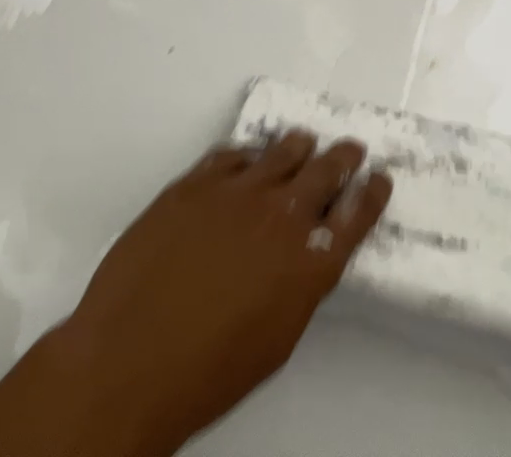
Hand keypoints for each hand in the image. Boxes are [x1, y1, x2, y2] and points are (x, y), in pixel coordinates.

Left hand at [0, 130, 392, 456]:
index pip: (357, 215)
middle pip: (324, 171)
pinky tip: (247, 156)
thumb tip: (299, 260)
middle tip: (350, 149)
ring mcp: (235, 194)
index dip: (372, 194)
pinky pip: (229, 156)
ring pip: (279, 153)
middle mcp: (282, 217)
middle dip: (343, 157)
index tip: (379, 179)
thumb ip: (298, 285)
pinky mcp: (192, 186)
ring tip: (303, 141)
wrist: (131, 358)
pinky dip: (246, 154)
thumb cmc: (210, 369)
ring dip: (298, 147)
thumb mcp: (278, 336)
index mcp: (311, 262)